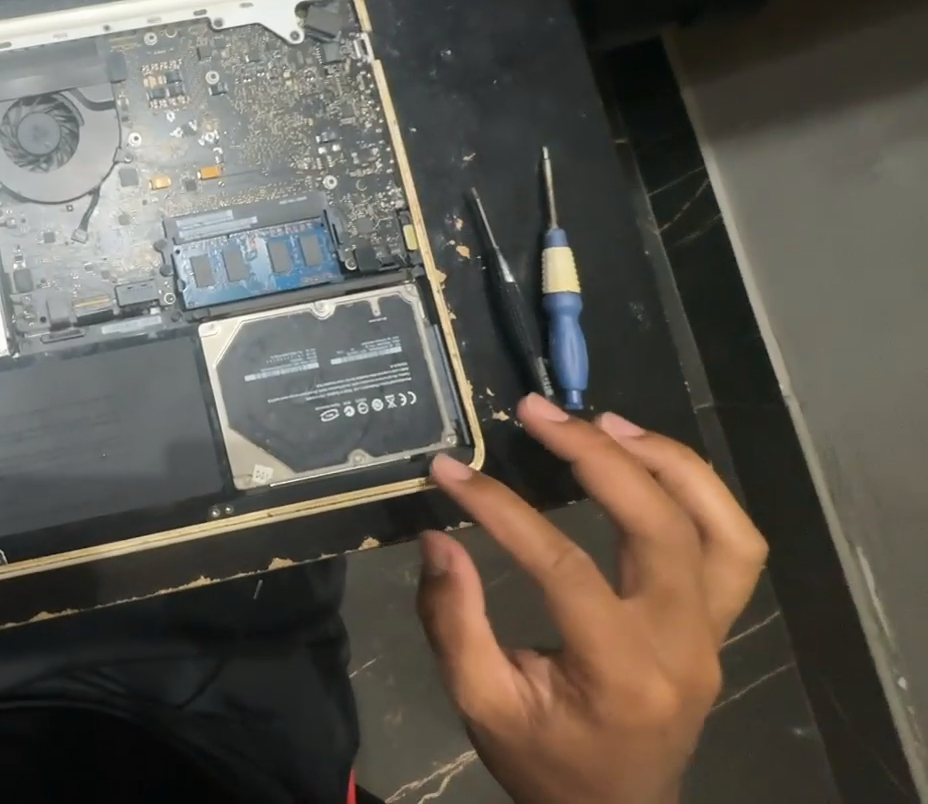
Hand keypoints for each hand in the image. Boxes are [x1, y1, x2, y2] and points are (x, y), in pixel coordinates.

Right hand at [416, 394, 767, 803]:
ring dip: (666, 463)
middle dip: (596, 457)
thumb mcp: (478, 700)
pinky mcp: (712, 623)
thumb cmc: (539, 757)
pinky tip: (643, 456)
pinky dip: (696, 491)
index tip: (447, 469)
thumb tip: (438, 538)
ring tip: (601, 420)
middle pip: (662, 530)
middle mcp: (683, 647)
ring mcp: (710, 634)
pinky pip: (730, 547)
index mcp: (620, 672)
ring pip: (722, 531)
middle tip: (535, 412)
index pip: (565, 568)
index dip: (502, 509)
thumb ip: (453, 620)